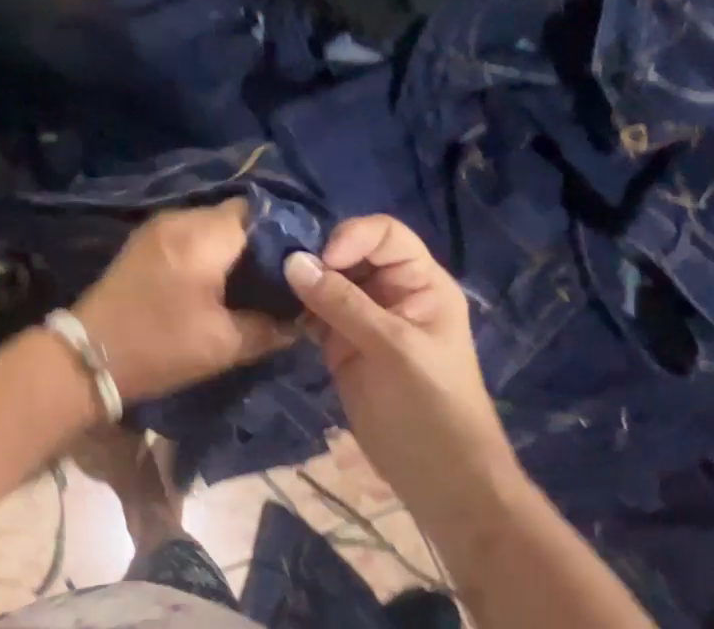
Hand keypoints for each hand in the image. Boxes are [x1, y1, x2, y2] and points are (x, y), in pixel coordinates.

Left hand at [73, 200, 297, 402]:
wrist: (89, 355)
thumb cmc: (159, 347)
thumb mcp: (225, 344)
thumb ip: (271, 326)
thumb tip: (303, 317)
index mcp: (202, 235)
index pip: (260, 212)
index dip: (288, 233)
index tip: (307, 264)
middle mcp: (179, 219)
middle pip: (236, 216)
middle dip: (263, 243)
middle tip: (287, 277)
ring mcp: (157, 229)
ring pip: (212, 225)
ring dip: (236, 248)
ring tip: (259, 282)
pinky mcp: (144, 243)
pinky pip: (190, 235)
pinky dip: (211, 252)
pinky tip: (223, 283)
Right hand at [284, 215, 520, 522]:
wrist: (440, 479)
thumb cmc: (432, 407)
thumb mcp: (392, 349)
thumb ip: (342, 303)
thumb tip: (292, 261)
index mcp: (421, 284)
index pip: (385, 234)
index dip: (352, 237)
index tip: (324, 260)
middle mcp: (392, 293)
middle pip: (349, 252)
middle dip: (318, 257)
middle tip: (285, 273)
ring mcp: (364, 319)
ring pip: (326, 280)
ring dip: (301, 281)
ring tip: (273, 288)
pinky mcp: (340, 344)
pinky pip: (313, 311)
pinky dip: (294, 308)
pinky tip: (276, 311)